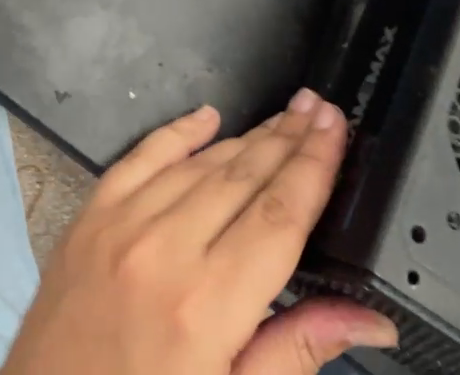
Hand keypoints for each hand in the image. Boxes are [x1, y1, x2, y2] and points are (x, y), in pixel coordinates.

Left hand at [1, 92, 396, 374]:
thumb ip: (297, 350)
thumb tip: (371, 320)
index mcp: (207, 305)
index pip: (279, 215)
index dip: (315, 165)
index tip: (336, 128)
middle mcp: (163, 251)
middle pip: (243, 176)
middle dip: (288, 138)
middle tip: (319, 109)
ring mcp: (119, 227)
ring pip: (198, 163)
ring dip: (246, 136)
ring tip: (283, 117)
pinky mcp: (88, 219)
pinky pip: (139, 158)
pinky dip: (176, 133)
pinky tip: (206, 117)